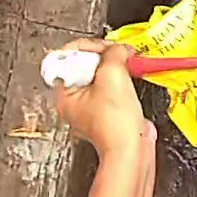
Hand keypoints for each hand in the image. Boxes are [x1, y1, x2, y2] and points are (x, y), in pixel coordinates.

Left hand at [50, 40, 150, 155]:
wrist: (132, 149)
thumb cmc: (115, 125)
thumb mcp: (112, 75)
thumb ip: (114, 54)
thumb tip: (120, 48)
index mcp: (64, 94)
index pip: (67, 57)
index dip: (87, 47)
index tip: (105, 47)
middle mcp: (74, 101)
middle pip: (85, 65)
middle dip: (105, 57)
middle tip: (118, 56)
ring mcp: (92, 107)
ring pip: (100, 76)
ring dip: (116, 69)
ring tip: (126, 68)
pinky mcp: (109, 111)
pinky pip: (112, 88)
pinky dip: (122, 81)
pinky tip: (130, 82)